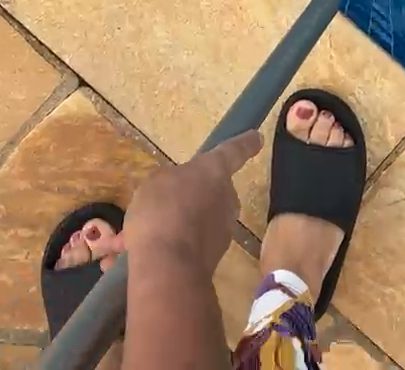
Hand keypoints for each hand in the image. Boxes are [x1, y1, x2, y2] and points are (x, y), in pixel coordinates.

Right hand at [125, 129, 262, 268]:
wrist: (167, 268)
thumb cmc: (161, 210)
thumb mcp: (156, 183)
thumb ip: (172, 182)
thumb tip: (179, 193)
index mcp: (214, 170)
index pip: (235, 150)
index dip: (245, 143)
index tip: (257, 137)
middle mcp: (227, 196)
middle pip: (216, 190)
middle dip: (196, 196)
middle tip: (168, 204)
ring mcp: (223, 229)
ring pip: (202, 220)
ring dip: (182, 225)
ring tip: (147, 234)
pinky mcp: (214, 257)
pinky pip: (193, 245)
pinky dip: (176, 247)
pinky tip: (149, 254)